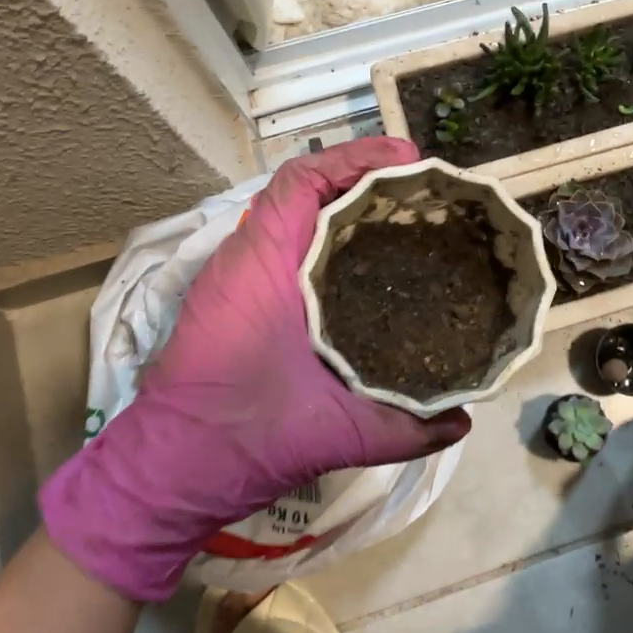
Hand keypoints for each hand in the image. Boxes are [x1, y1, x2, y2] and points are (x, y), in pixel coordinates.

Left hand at [40, 137, 472, 601]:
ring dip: (345, 208)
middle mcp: (247, 262)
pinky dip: (328, 240)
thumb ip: (403, 429)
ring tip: (404, 216)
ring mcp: (239, 279)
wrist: (169, 474)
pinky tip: (369, 263)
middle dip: (363, 180)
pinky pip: (289, 249)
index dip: (357, 158)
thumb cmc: (242, 442)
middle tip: (423, 193)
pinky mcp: (240, 301)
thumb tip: (463, 420)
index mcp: (261, 269)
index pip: (302, 182)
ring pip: (297, 219)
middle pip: (306, 192)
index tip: (409, 161)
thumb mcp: (332, 433)